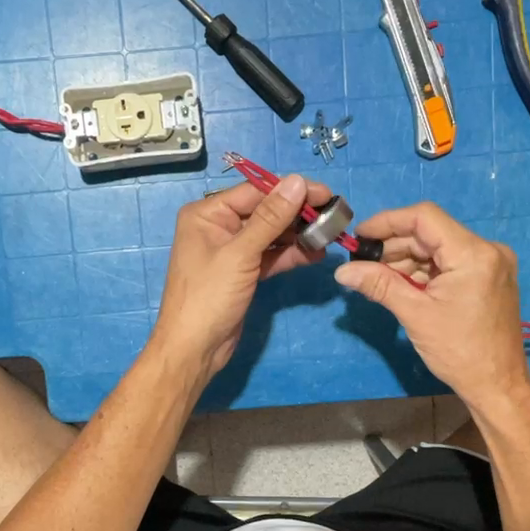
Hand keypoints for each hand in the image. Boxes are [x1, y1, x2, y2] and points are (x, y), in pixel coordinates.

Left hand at [150, 173, 329, 375]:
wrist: (194, 349)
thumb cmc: (209, 297)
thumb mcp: (240, 254)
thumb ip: (271, 218)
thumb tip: (297, 181)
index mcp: (207, 214)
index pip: (255, 191)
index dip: (291, 190)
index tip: (326, 193)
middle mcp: (218, 227)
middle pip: (265, 211)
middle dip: (299, 213)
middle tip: (335, 214)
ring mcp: (231, 251)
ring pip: (271, 235)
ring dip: (299, 235)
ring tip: (331, 234)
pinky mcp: (243, 273)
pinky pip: (271, 256)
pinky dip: (291, 255)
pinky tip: (316, 254)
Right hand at [334, 203, 529, 408]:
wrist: (497, 385)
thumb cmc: (458, 352)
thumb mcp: (415, 315)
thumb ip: (379, 285)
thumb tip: (342, 270)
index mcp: (473, 254)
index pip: (424, 218)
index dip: (388, 222)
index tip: (360, 237)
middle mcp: (487, 250)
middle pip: (430, 233)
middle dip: (394, 246)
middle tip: (363, 265)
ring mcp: (490, 263)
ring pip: (438, 249)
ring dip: (406, 260)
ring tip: (377, 279)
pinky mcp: (488, 277)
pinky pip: (449, 263)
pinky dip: (424, 272)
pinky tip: (401, 285)